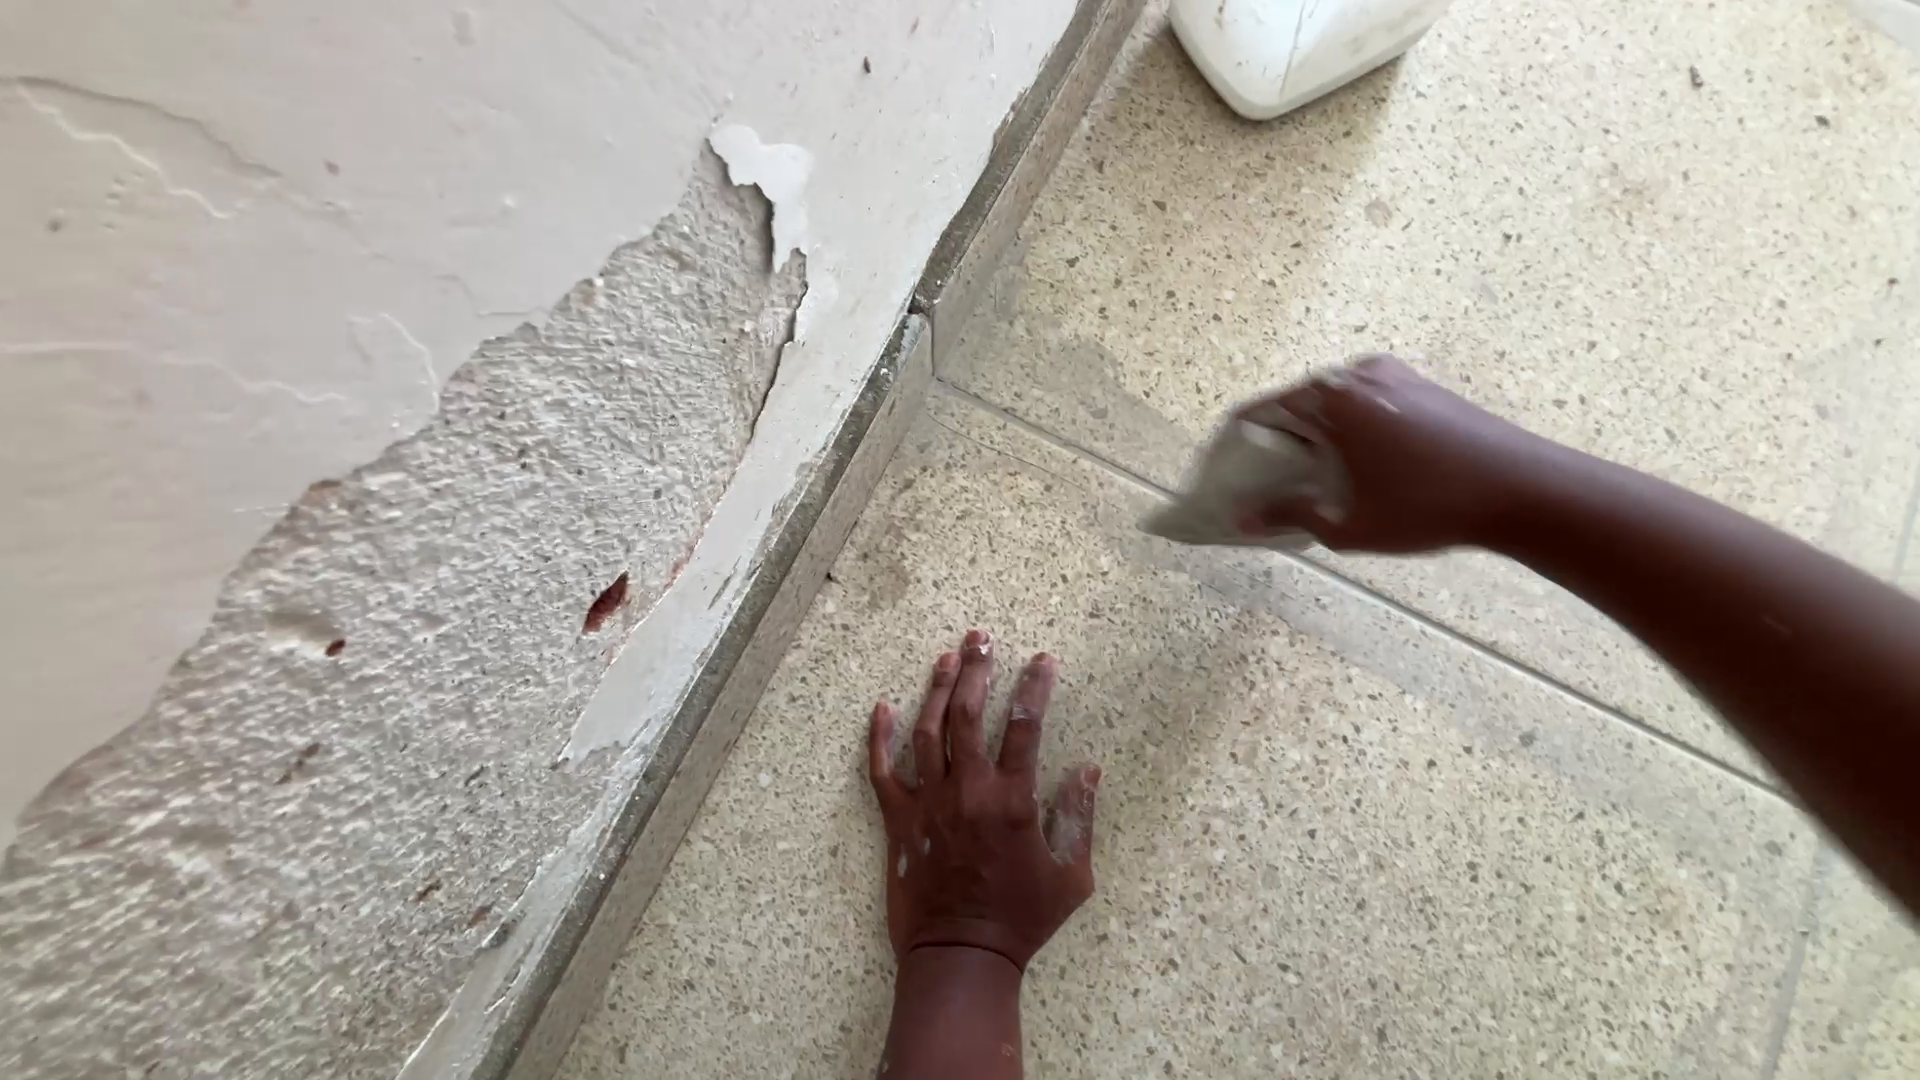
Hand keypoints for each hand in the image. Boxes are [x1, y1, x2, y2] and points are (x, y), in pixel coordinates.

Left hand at [867, 630, 1101, 971]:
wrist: (960, 955)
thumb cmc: (1022, 919)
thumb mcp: (1071, 875)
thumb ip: (1080, 817)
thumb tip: (1088, 767)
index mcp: (1013, 802)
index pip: (1027, 727)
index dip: (1036, 687)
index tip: (1042, 659)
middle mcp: (968, 791)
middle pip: (969, 715)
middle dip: (976, 671)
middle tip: (981, 639)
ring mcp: (928, 803)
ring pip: (927, 731)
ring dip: (936, 690)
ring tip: (946, 658)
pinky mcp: (898, 820)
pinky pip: (882, 770)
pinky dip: (879, 737)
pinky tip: (882, 706)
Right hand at [1239, 354, 1541, 552]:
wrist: (1530, 490)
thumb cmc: (1427, 507)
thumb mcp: (1347, 524)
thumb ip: (1288, 515)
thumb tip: (1241, 520)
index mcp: (1330, 399)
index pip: (1257, 413)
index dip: (1233, 447)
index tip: (1222, 476)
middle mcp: (1356, 375)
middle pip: (1292, 405)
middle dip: (1271, 444)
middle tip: (1263, 484)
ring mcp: (1393, 376)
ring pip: (1328, 405)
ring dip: (1309, 438)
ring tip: (1306, 480)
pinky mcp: (1420, 387)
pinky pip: (1360, 405)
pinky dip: (1342, 431)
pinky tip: (1351, 467)